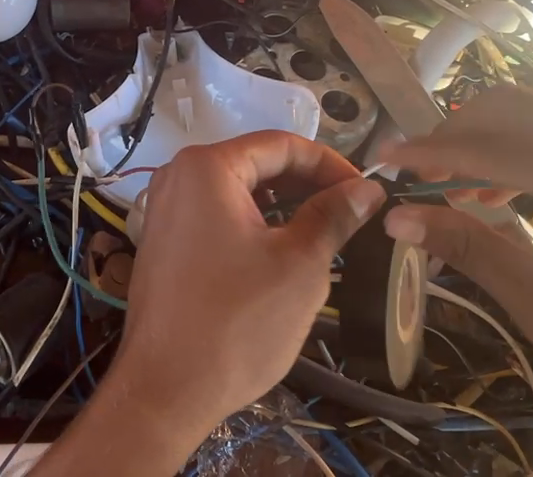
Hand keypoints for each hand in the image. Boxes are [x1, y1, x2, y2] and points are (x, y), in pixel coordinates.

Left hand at [31, 132, 384, 476]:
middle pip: (256, 163)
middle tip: (352, 215)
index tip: (367, 191)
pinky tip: (283, 253)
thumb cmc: (237, 321)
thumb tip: (367, 188)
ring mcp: (166, 208)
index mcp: (208, 167)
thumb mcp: (299, 265)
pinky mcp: (165, 239)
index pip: (280, 145)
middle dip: (307, 185)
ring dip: (283, 206)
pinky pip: (217, 215)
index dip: (329, 164)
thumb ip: (333, 216)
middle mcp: (179, 174)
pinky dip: (254, 224)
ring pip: (238, 191)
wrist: (166, 388)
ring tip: (326, 235)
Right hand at [381, 86, 532, 476]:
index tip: (383, 158)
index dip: (429, 151)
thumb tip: (396, 217)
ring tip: (456, 185)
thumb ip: (468, 247)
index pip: (490, 146)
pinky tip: (507, 193)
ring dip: (488, 140)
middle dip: (455, 135)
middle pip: (510, 108)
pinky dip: (524, 150)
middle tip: (418, 172)